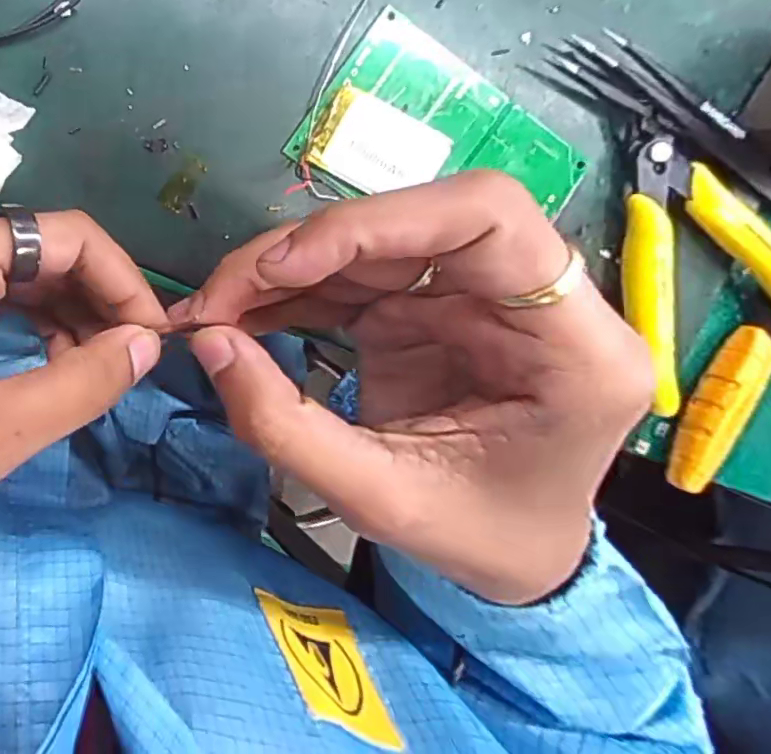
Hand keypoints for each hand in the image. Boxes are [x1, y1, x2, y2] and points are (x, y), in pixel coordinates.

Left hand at [0, 211, 166, 543]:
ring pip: (33, 276)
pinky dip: (46, 327)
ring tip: (107, 368)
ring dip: (78, 315)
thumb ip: (78, 385)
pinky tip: (66, 366)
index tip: (149, 339)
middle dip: (103, 298)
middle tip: (136, 360)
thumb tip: (144, 345)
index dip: (120, 279)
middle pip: (51, 250)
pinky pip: (8, 300)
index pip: (66, 235)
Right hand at [168, 171, 652, 603]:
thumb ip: (286, 426)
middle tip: (212, 304)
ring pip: (348, 244)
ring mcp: (456, 295)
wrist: (503, 553)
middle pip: (392, 224)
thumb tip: (208, 341)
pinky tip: (230, 318)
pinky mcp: (409, 304)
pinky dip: (272, 293)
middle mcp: (516, 297)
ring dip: (266, 273)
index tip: (282, 269)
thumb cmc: (477, 534)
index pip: (482, 216)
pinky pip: (330, 276)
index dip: (369, 224)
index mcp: (564, 342)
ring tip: (206, 314)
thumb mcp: (380, 500)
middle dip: (288, 255)